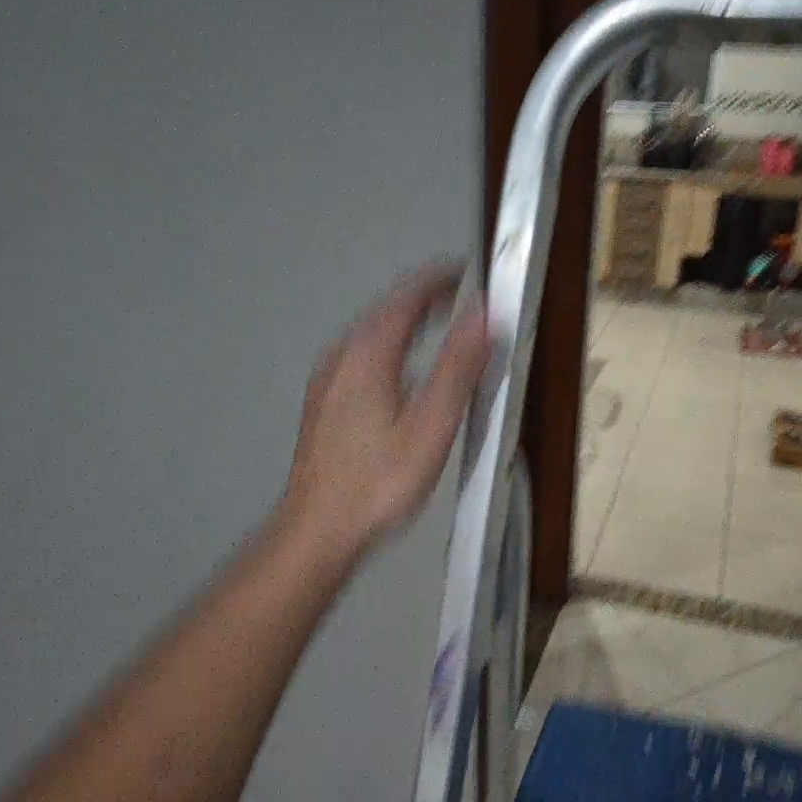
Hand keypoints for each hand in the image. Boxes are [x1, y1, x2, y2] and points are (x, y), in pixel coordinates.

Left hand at [275, 267, 489, 561]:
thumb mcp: (431, 426)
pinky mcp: (323, 407)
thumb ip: (458, 367)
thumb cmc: (378, 484)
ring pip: (369, 336)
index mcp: (368, 356)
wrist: (319, 529)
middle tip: (457, 298)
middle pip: (385, 312)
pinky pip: (359, 359)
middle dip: (423, 299)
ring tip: (436, 326)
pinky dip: (387, 349)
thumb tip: (483, 315)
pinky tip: (400, 374)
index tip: (465, 272)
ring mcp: (327, 383)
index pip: (406, 297)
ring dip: (404, 324)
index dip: (439, 280)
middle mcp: (341, 359)